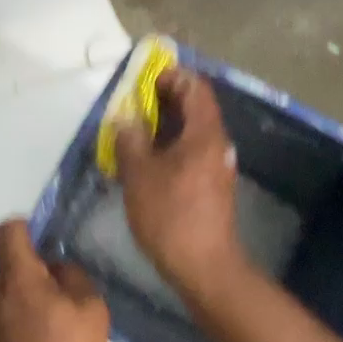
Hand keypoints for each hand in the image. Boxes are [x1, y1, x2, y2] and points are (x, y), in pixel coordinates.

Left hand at [0, 221, 110, 341]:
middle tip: (64, 301)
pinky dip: (18, 330)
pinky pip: (2, 324)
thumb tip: (56, 268)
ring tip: (54, 333)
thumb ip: (74, 277)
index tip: (44, 241)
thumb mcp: (92, 311)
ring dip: (26, 306)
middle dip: (35, 278)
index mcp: (18, 279)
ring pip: (7, 299)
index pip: (7, 232)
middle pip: (12, 270)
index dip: (24, 228)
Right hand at [116, 67, 245, 293]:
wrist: (203, 265)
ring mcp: (217, 166)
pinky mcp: (212, 187)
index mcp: (205, 133)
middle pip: (195, 108)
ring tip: (133, 134)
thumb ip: (130, 139)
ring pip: (192, 133)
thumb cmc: (170, 215)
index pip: (195, 87)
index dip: (171, 76)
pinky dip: (170, 149)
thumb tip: (125, 118)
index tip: (143, 80)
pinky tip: (146, 163)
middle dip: (164, 101)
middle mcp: (217, 144)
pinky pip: (191, 154)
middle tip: (131, 106)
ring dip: (165, 127)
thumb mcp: (139, 174)